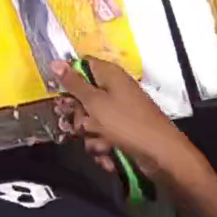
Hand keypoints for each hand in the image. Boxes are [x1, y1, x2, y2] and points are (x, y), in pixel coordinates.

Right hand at [52, 57, 202, 182]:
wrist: (160, 154)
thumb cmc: (127, 123)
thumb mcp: (95, 102)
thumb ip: (73, 84)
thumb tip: (55, 62)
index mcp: (109, 75)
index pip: (82, 66)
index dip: (68, 79)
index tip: (60, 94)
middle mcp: (114, 90)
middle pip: (82, 97)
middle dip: (78, 115)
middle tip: (81, 124)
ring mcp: (118, 112)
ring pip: (89, 120)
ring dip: (90, 135)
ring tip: (101, 143)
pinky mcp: (121, 131)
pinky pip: (100, 136)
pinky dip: (102, 146)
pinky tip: (108, 153)